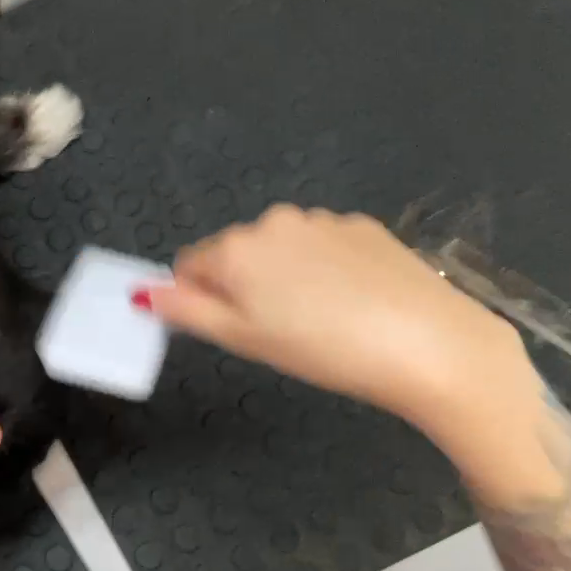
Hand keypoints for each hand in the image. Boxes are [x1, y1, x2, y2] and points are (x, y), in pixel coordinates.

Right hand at [141, 205, 537, 436]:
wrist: (429, 345)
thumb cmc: (322, 349)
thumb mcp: (242, 339)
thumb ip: (185, 311)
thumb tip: (140, 293)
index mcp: (236, 249)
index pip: (188, 267)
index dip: (202, 300)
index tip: (234, 329)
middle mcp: (273, 222)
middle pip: (235, 254)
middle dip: (243, 286)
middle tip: (275, 330)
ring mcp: (323, 220)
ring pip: (280, 250)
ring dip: (283, 277)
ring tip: (319, 320)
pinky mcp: (365, 226)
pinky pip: (321, 245)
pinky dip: (323, 270)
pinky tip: (351, 303)